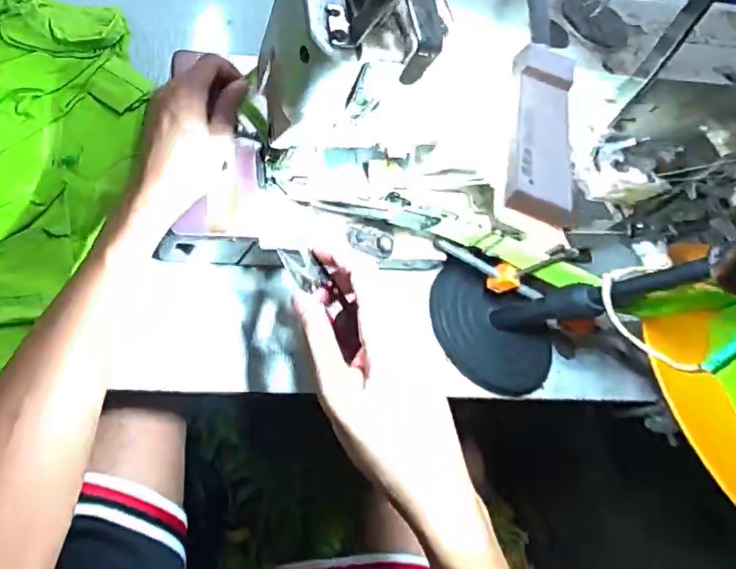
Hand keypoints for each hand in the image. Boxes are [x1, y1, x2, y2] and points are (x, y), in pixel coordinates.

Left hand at [109, 54, 247, 251]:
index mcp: (186, 90)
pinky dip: (194, 101)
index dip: (231, 70)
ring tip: (222, 120)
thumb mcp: (219, 138)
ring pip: (188, 83)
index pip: (211, 60)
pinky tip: (203, 127)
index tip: (242, 93)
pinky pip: (177, 96)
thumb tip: (240, 84)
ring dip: (208, 93)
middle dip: (221, 82)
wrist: (152, 196)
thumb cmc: (191, 169)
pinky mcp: (153, 115)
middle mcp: (167, 89)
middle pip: (199, 70)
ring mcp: (157, 101)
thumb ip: (229, 105)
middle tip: (236, 108)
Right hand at [293, 254, 504, 565]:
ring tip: (316, 312)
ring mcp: (410, 346)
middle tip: (307, 280)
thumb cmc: (388, 447)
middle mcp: (404, 331)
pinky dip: (356, 322)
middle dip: (336, 276)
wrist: (434, 487)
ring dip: (344, 301)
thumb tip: (301, 300)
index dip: (337, 253)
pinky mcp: (410, 361)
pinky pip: (381, 326)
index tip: (313, 247)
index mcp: (387, 333)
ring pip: (374, 307)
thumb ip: (318, 341)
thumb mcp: (339, 395)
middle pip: (370, 285)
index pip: (364, 273)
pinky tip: (338, 339)